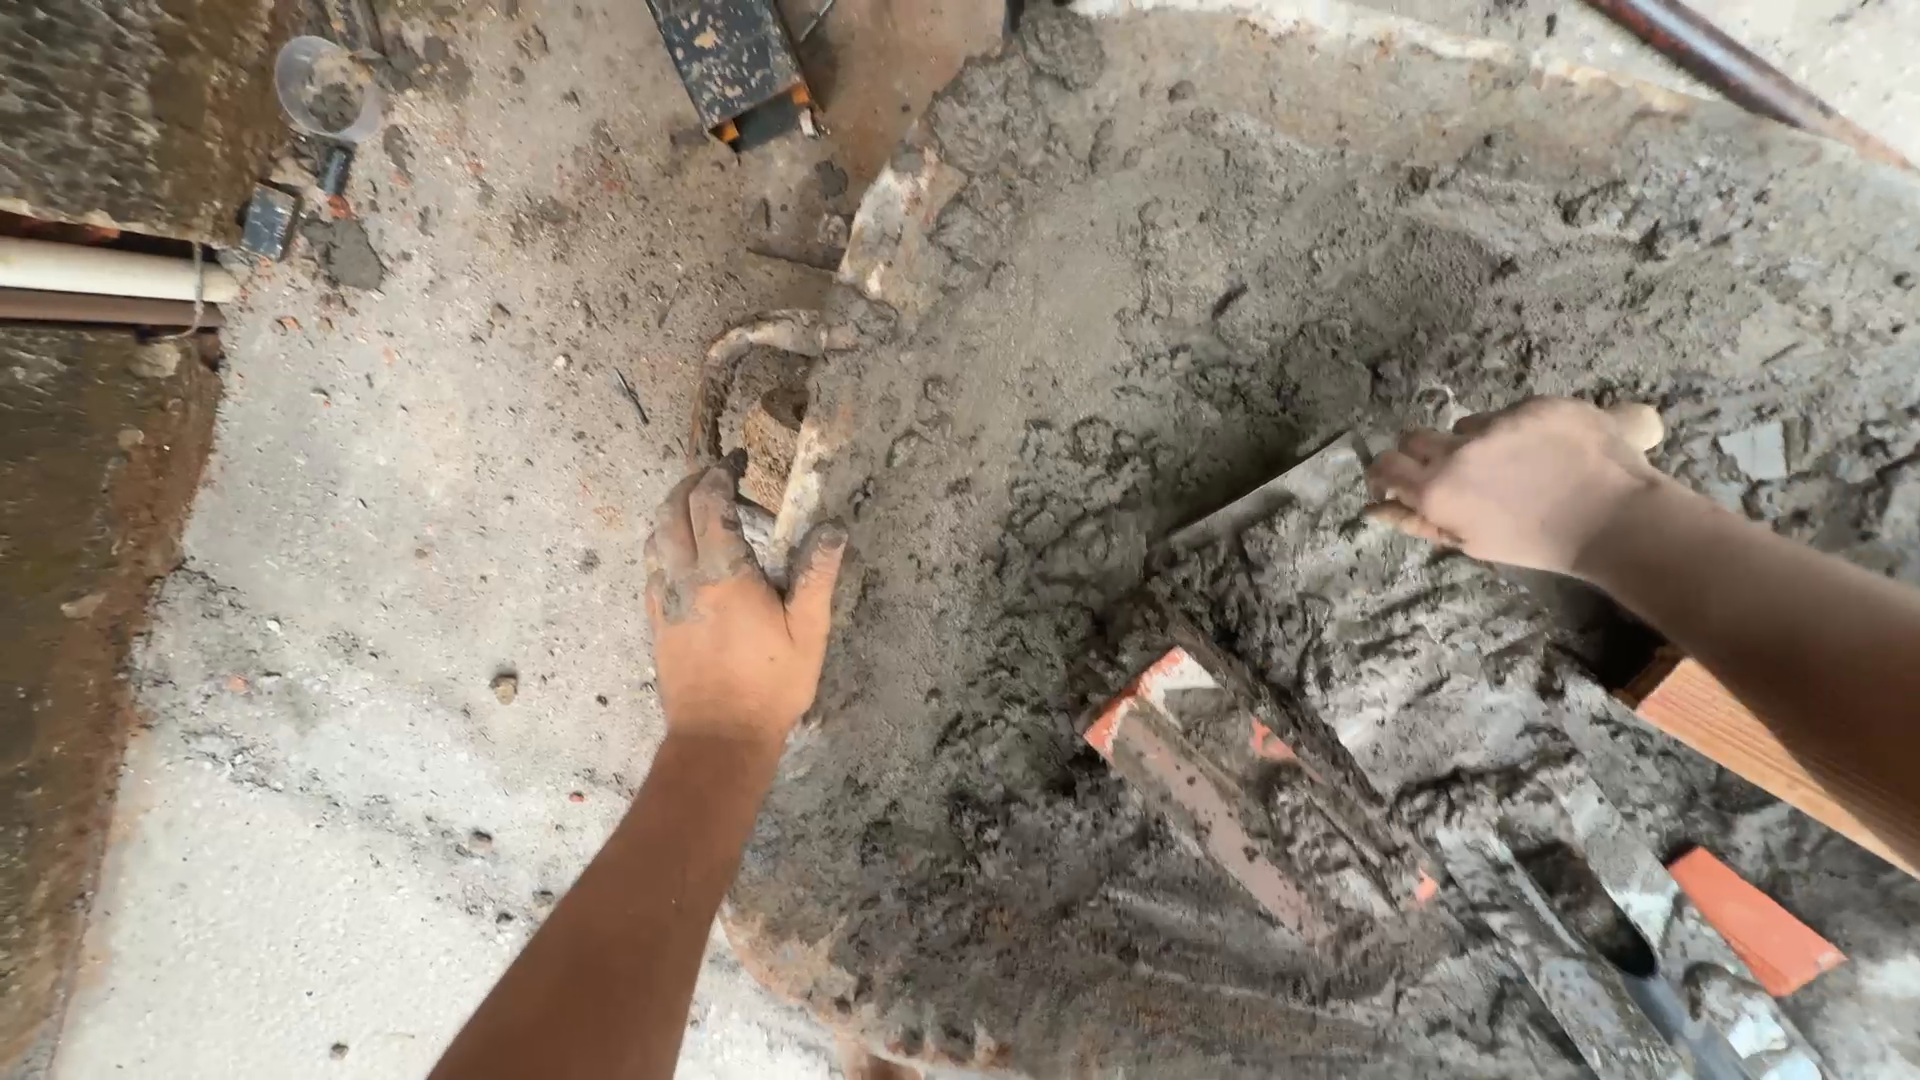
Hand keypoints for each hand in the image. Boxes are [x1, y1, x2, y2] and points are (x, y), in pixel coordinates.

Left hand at [644, 464, 847, 744]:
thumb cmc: (770, 686)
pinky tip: (682, 553)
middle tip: (715, 473)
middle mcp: (684, 580)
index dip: (720, 475)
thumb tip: (833, 529)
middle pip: (670, 513)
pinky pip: (650, 569)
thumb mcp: (807, 632)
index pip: (710, 505)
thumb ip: (816, 576)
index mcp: (724, 575)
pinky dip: (663, 544)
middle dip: (689, 483)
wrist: (718, 738)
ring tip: (696, 503)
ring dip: (671, 511)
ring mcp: (663, 602)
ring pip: (654, 539)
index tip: (737, 462)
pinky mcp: (656, 624)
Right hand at [1365, 397, 1667, 576]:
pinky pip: (1512, 411)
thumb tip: (1373, 507)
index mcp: (1436, 490)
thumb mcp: (1468, 540)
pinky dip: (1521, 429)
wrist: (1616, 522)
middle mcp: (1457, 452)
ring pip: (1466, 425)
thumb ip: (1417, 520)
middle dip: (1426, 453)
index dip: (1388, 470)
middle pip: (1416, 437)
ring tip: (1515, 463)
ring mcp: (1498, 425)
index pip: (1385, 464)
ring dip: (1476, 441)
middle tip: (1458, 472)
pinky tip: (1549, 451)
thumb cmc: (1535, 542)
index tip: (1400, 478)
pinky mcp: (1537, 406)